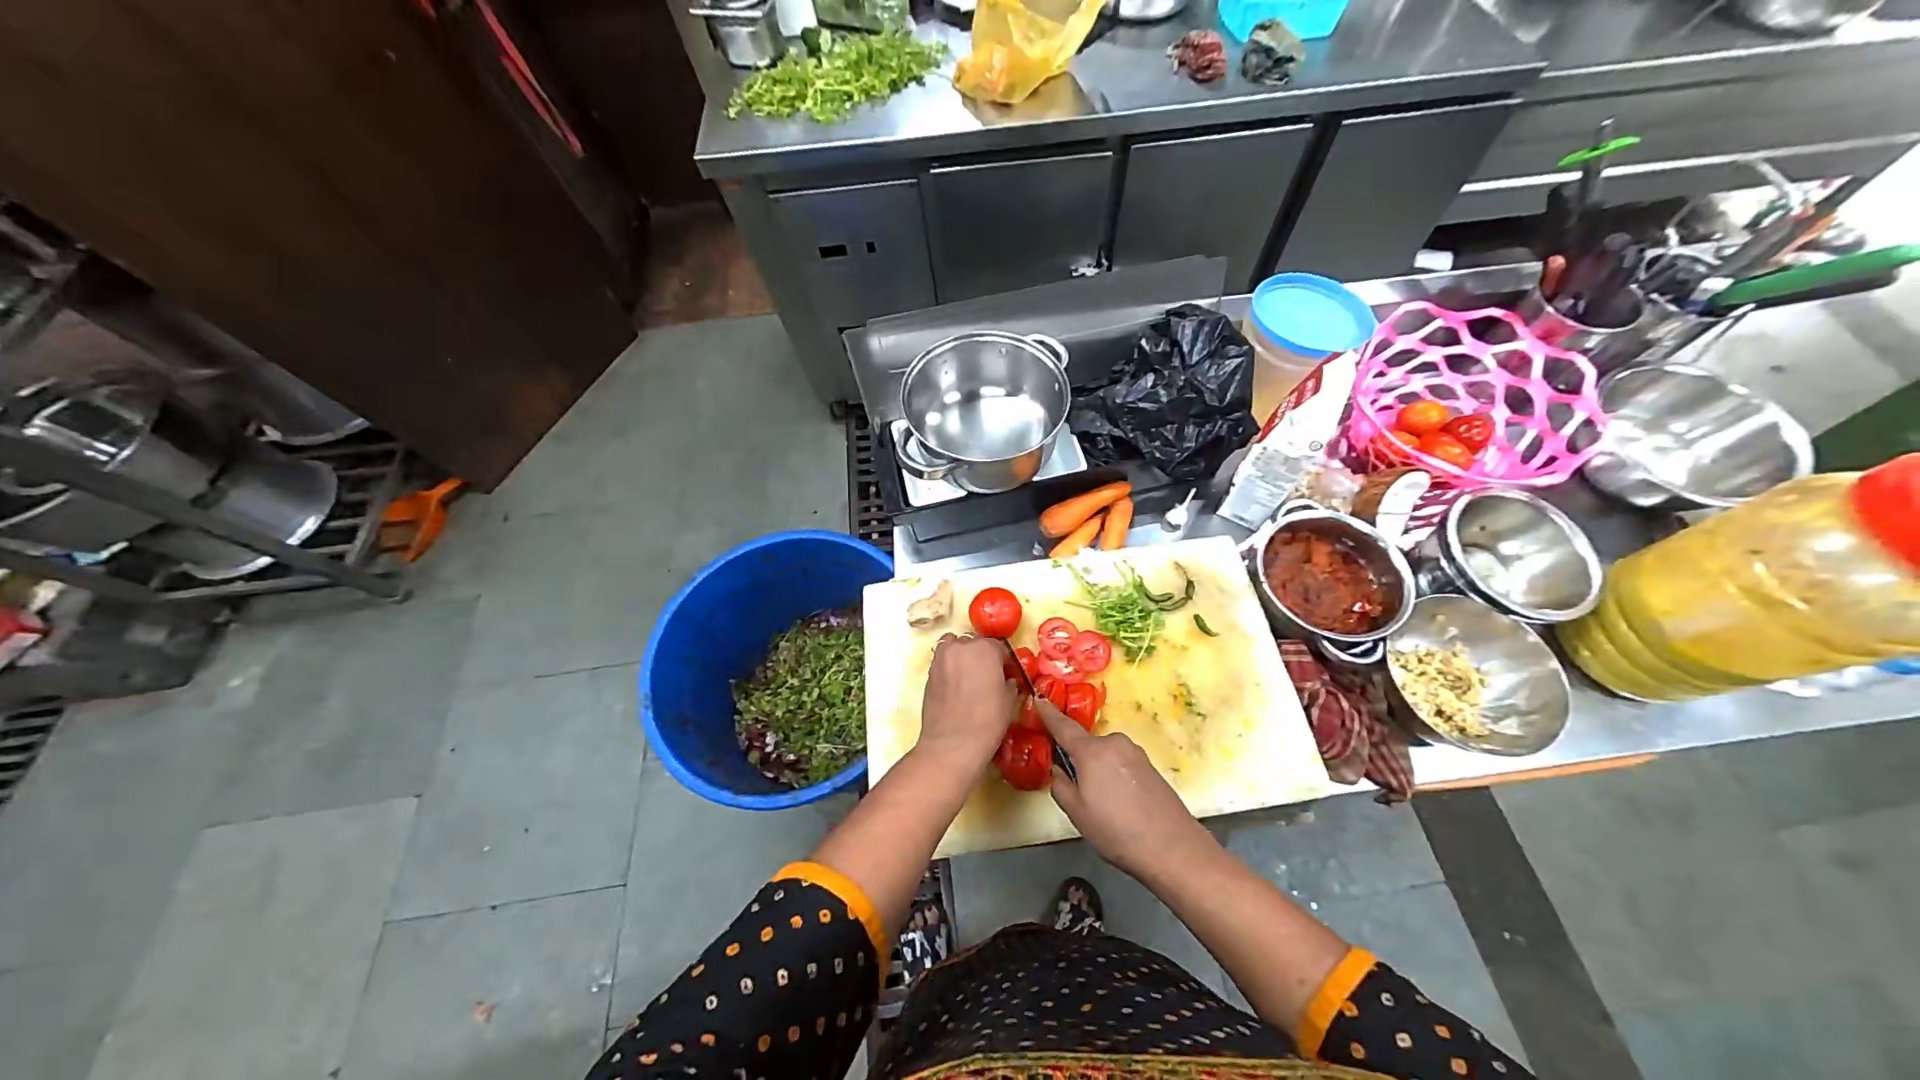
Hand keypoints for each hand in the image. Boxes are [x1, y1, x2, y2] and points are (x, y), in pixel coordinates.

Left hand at [916, 634, 1015, 769]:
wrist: (952, 743)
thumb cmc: (987, 720)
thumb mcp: (1008, 701)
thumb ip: (1008, 683)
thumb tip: (1005, 680)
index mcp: (985, 649)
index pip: (998, 647)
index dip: (1003, 661)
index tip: (1007, 674)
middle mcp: (960, 647)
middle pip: (973, 643)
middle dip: (981, 656)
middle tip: (988, 676)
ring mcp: (941, 658)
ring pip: (953, 648)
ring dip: (962, 656)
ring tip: (968, 678)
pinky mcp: (929, 673)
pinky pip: (942, 662)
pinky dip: (949, 668)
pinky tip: (956, 687)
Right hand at [1037, 700, 1217, 879]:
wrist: (1172, 847)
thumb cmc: (1117, 830)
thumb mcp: (1077, 813)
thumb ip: (1060, 786)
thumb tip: (1059, 771)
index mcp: (1092, 751)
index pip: (1063, 727)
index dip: (1049, 714)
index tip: (1039, 700)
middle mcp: (1114, 743)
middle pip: (1087, 745)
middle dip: (1078, 760)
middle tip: (1078, 791)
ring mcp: (1135, 753)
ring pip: (1105, 756)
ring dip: (1098, 770)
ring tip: (1103, 804)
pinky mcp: (1150, 766)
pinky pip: (1121, 764)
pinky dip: (1114, 776)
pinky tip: (1121, 804)